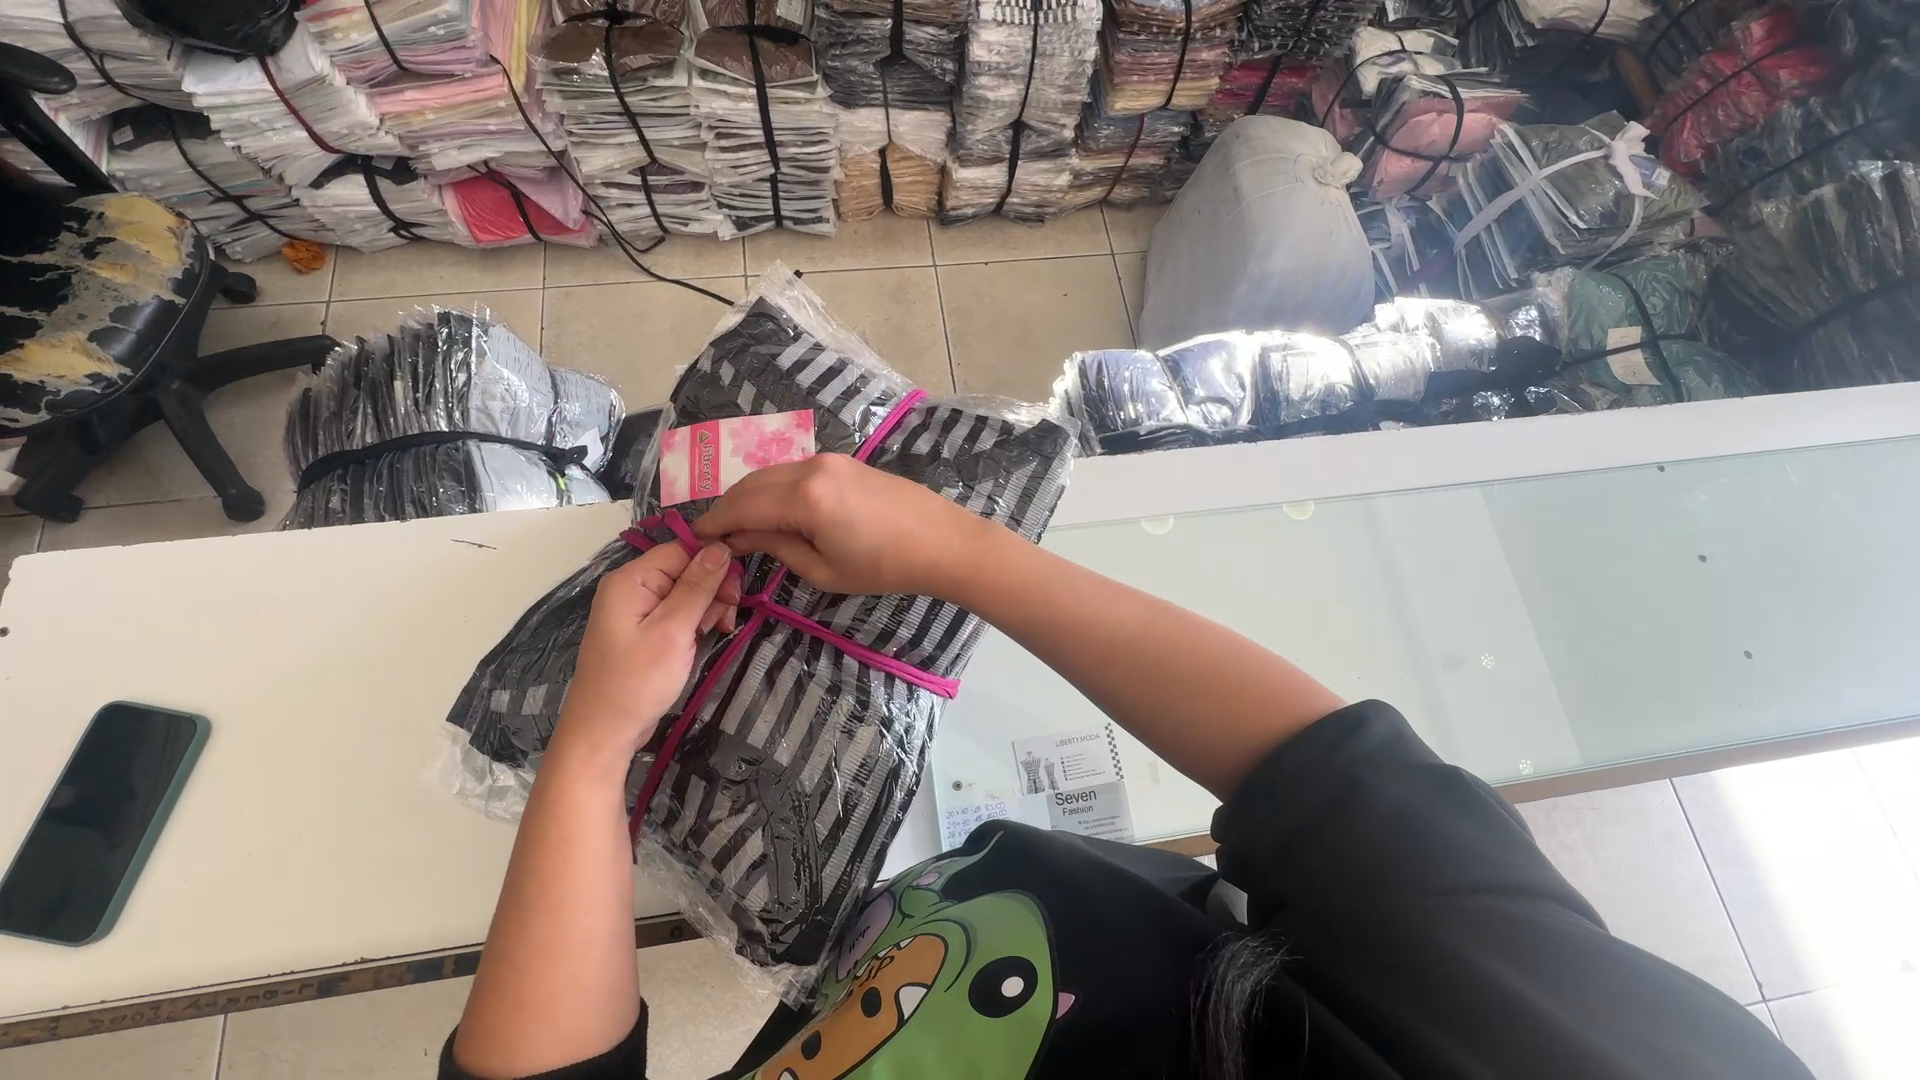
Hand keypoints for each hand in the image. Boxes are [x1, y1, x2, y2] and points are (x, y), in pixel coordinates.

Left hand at [553, 541, 738, 758]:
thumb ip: (697, 586)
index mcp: (631, 579)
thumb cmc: (637, 680)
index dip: (713, 563)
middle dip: (713, 587)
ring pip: (688, 591)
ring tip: (720, 630)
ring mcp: (639, 609)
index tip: (736, 590)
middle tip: (728, 616)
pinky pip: (680, 611)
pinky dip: (698, 621)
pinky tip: (709, 634)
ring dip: (710, 606)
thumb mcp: (673, 631)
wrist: (606, 731)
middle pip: (686, 569)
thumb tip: (720, 547)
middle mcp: (633, 587)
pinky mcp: (647, 629)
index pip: (682, 550)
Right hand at [691, 454, 999, 598]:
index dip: (715, 522)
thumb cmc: (884, 566)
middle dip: (728, 506)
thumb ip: (777, 547)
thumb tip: (742, 538)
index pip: (742, 506)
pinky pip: (795, 471)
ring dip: (750, 495)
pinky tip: (774, 510)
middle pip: (752, 482)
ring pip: (772, 473)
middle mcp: (810, 467)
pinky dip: (775, 488)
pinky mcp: (845, 461)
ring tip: (740, 526)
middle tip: (714, 534)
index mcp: (803, 497)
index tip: (695, 539)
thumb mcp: (824, 570)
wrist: (943, 542)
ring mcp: (830, 460)